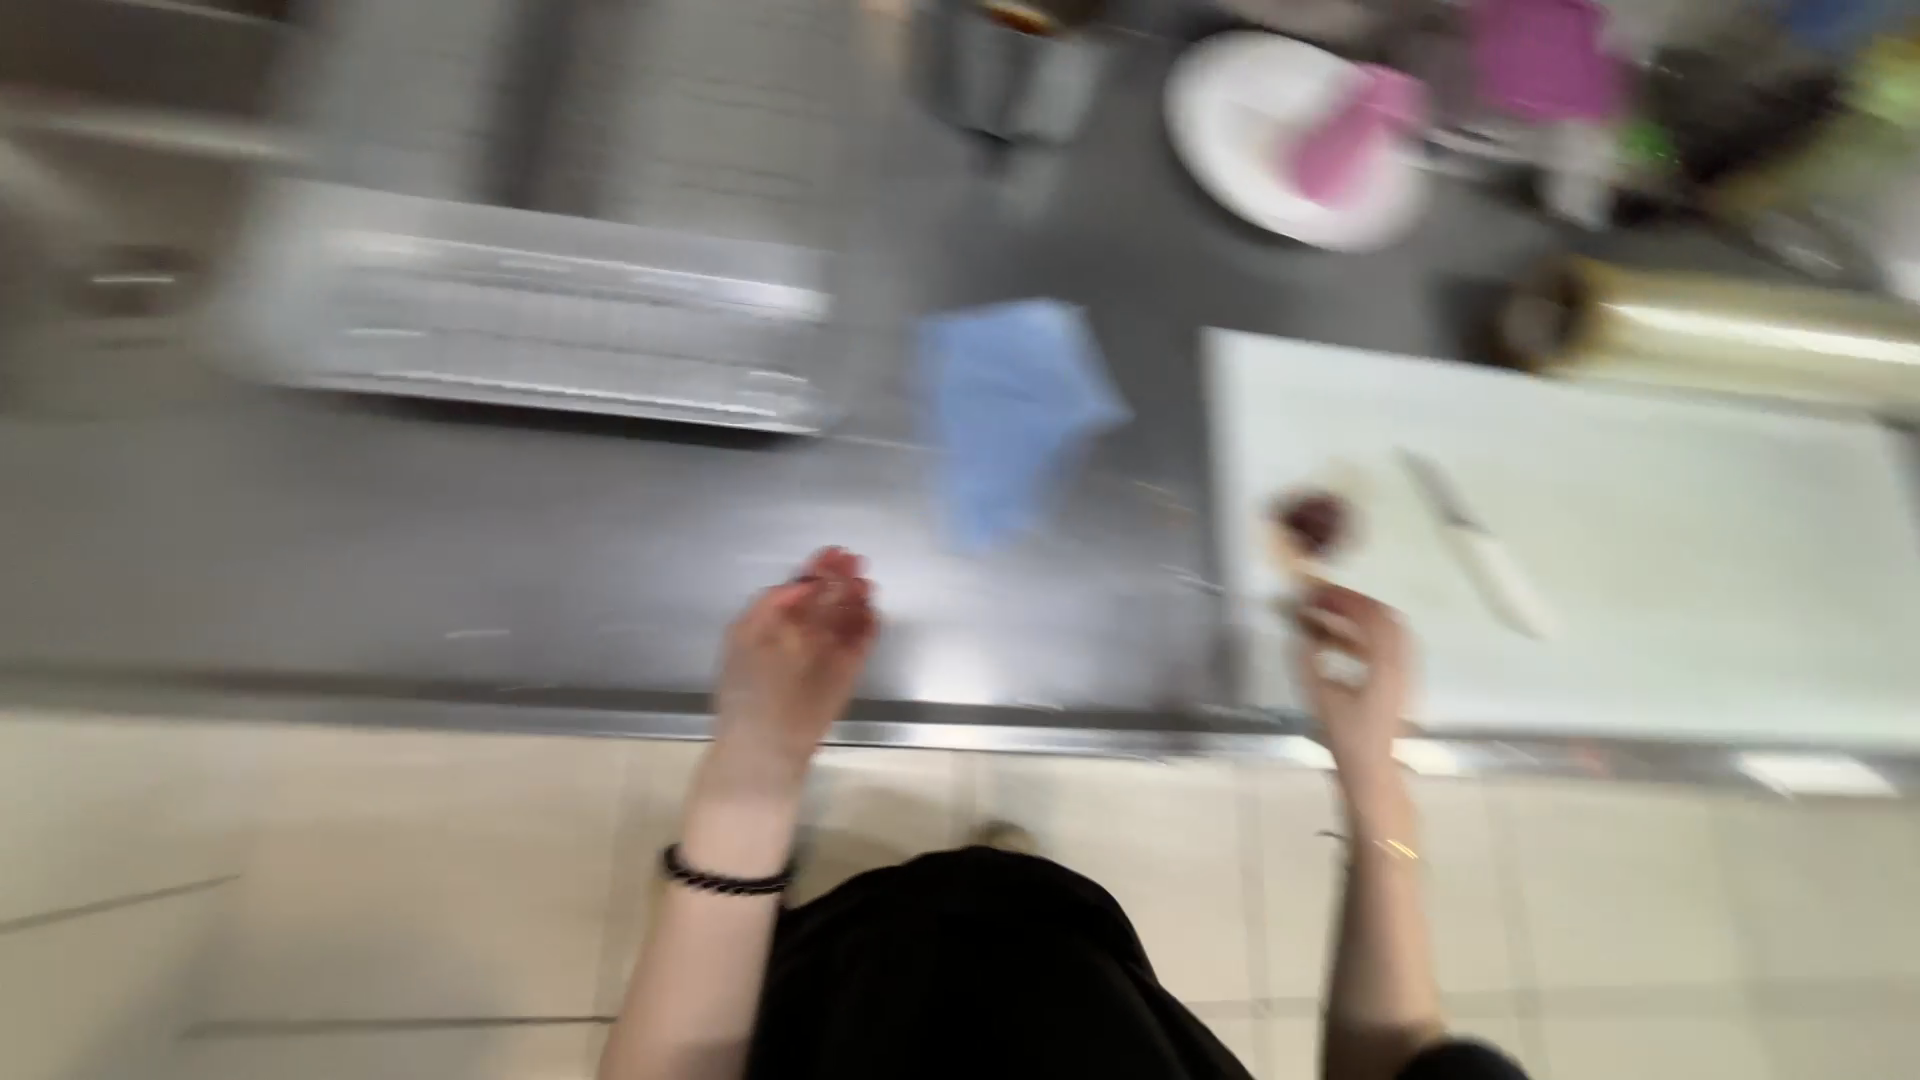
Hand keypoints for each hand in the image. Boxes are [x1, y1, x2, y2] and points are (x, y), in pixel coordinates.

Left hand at [710, 547, 877, 779]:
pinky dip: (868, 625)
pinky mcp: (848, 671)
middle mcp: (805, 634)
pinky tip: (870, 609)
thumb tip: (803, 583)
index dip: (818, 569)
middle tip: (855, 561)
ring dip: (858, 596)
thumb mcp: (745, 634)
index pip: (803, 589)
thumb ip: (772, 603)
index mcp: (777, 625)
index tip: (834, 552)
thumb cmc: (748, 689)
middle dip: (842, 576)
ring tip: (865, 583)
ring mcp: (828, 652)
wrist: (764, 742)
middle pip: (829, 597)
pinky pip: (862, 641)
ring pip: (848, 615)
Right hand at [1294, 583, 1411, 793]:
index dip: (1343, 599)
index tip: (1316, 592)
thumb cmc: (1345, 735)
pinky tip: (1338, 642)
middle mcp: (1402, 664)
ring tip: (1329, 616)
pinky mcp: (1399, 684)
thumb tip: (1301, 627)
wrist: (1371, 770)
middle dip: (1354, 603)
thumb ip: (1309, 656)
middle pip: (1386, 618)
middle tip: (1324, 599)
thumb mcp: (1319, 694)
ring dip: (1360, 618)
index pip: (1370, 617)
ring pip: (1389, 632)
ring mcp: (1405, 674)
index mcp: (1385, 665)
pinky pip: (1387, 647)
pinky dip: (1364, 635)